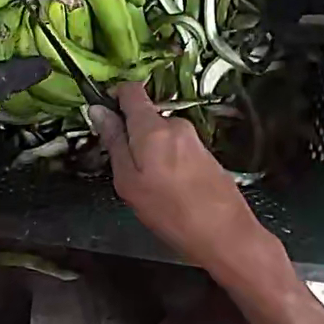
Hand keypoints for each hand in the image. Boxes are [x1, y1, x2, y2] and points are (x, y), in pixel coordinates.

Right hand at [90, 83, 292, 292]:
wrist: (225, 233)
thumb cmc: (170, 211)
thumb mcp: (128, 181)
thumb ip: (113, 142)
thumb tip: (98, 110)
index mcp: (153, 127)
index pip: (130, 89)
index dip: (114, 97)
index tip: (105, 118)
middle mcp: (176, 125)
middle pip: (145, 116)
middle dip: (132, 135)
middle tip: (126, 170)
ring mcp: (194, 138)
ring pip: (161, 135)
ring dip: (150, 152)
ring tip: (150, 186)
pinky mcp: (206, 153)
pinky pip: (176, 148)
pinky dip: (167, 162)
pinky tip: (171, 190)